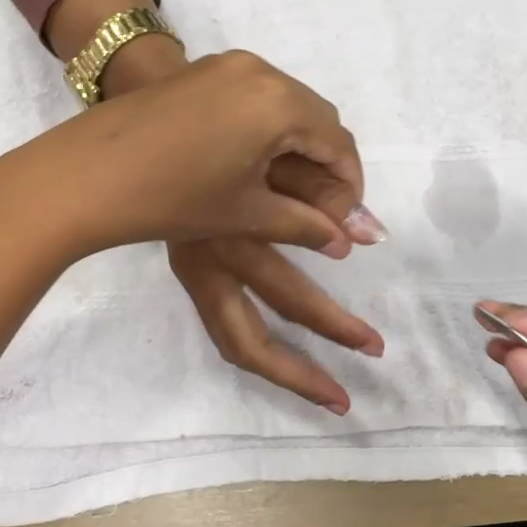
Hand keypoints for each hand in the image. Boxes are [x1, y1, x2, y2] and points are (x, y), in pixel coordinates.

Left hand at [38, 0, 383, 413]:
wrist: (84, 174)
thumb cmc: (172, 197)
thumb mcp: (245, 212)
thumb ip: (305, 223)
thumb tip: (348, 241)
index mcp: (279, 102)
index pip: (338, 143)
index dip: (350, 187)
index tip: (347, 225)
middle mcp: (260, 69)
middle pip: (316, 117)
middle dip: (326, 165)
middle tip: (321, 213)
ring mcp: (225, 65)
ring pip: (284, 105)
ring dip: (296, 145)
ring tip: (288, 193)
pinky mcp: (199, 71)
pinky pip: (253, 96)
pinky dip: (265, 128)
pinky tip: (252, 164)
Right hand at [167, 154, 386, 414]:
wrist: (153, 130)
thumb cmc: (219, 134)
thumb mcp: (272, 157)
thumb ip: (321, 193)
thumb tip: (369, 235)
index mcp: (229, 234)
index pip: (293, 282)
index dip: (335, 304)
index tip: (373, 302)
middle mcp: (207, 265)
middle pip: (255, 336)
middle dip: (314, 354)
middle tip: (371, 359)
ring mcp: (194, 274)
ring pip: (236, 343)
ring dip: (285, 372)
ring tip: (332, 395)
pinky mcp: (190, 272)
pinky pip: (226, 328)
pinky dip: (259, 349)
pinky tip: (287, 361)